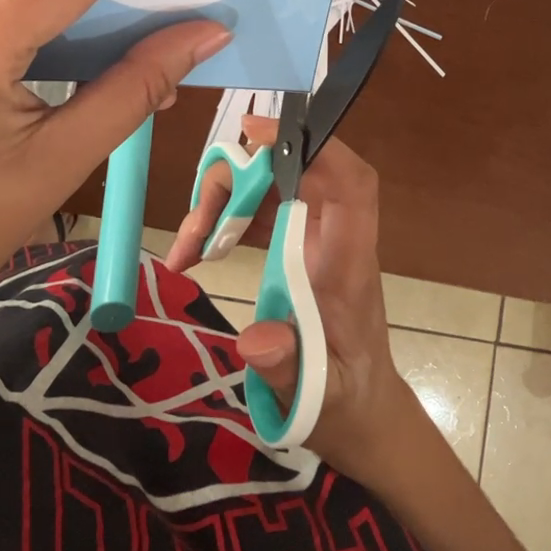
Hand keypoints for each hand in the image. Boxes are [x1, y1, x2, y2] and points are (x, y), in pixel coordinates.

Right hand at [166, 116, 412, 473]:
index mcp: (347, 266)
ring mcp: (315, 244)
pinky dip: (226, 222)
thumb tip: (257, 339)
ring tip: (186, 247)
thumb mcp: (319, 399)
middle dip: (237, 181)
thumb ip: (290, 368)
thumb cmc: (347, 407)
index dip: (310, 145)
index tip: (253, 133)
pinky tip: (196, 252)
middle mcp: (334, 242)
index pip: (349, 184)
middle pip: (293, 175)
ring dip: (224, 204)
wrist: (364, 418)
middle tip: (194, 226)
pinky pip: (262, 214)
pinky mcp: (298, 253)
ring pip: (271, 190)